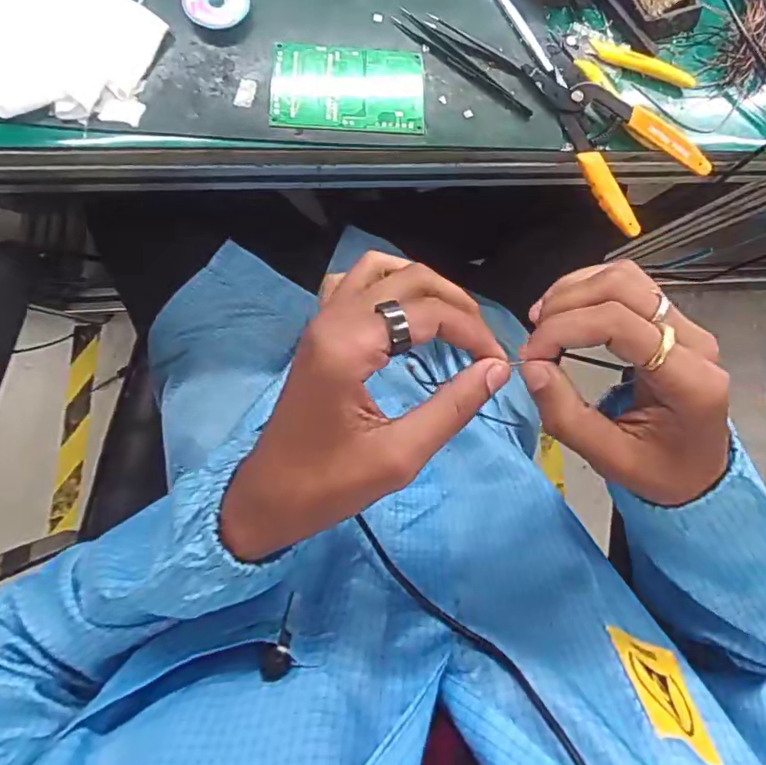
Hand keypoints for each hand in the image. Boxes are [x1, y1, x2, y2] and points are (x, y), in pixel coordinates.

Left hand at [220, 252, 508, 560]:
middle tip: (481, 342)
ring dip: (422, 285)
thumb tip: (496, 368)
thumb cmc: (328, 484)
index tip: (498, 361)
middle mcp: (333, 318)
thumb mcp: (399, 455)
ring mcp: (321, 319)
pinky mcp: (317, 329)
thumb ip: (452, 407)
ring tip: (451, 319)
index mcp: (349, 345)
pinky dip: (387, 286)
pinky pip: (352, 283)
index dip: (472, 331)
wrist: (267, 495)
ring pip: (379, 269)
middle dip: (455, 302)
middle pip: (408, 277)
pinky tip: (403, 313)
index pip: (428, 313)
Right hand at [516, 262, 730, 505]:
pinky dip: (585, 289)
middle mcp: (694, 343)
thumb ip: (566, 415)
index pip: (621, 324)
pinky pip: (626, 283)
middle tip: (536, 337)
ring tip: (544, 320)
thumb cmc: (661, 472)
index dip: (566, 327)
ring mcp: (686, 326)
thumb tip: (532, 366)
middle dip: (566, 303)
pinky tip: (563, 311)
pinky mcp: (669, 320)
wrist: (698, 476)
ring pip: (624, 276)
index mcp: (691, 382)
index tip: (533, 353)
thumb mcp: (610, 459)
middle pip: (623, 286)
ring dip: (574, 290)